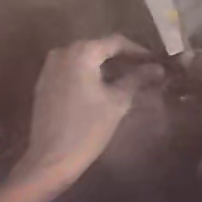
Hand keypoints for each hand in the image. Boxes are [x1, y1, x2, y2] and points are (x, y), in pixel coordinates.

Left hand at [17, 35, 163, 187]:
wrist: (50, 159)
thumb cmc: (87, 130)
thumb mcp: (117, 103)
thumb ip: (137, 79)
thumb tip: (157, 68)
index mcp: (81, 52)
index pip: (115, 42)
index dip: (138, 50)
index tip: (155, 61)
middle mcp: (62, 52)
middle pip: (98, 48)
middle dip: (122, 58)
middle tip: (144, 70)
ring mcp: (49, 68)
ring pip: (84, 60)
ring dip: (105, 67)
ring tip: (127, 80)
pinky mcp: (43, 83)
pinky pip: (71, 71)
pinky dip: (88, 75)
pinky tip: (103, 88)